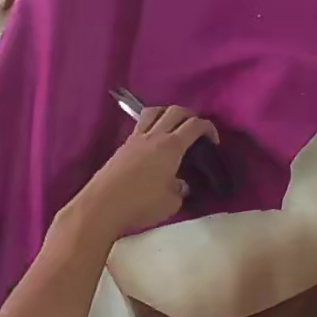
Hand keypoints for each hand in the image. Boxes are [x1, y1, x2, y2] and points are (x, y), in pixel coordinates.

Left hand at [56, 105, 218, 247]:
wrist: (102, 206)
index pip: (194, 125)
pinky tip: (153, 143)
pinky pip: (140, 126)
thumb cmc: (141, 204)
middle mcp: (153, 136)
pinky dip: (151, 126)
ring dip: (167, 114)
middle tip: (196, 131)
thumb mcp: (171, 203)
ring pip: (153, 112)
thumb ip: (180, 189)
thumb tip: (179, 184)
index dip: (209, 128)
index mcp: (171, 146)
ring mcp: (135, 139)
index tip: (214, 141)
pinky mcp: (122, 147)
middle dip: (190, 116)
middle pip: (175, 111)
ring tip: (172, 128)